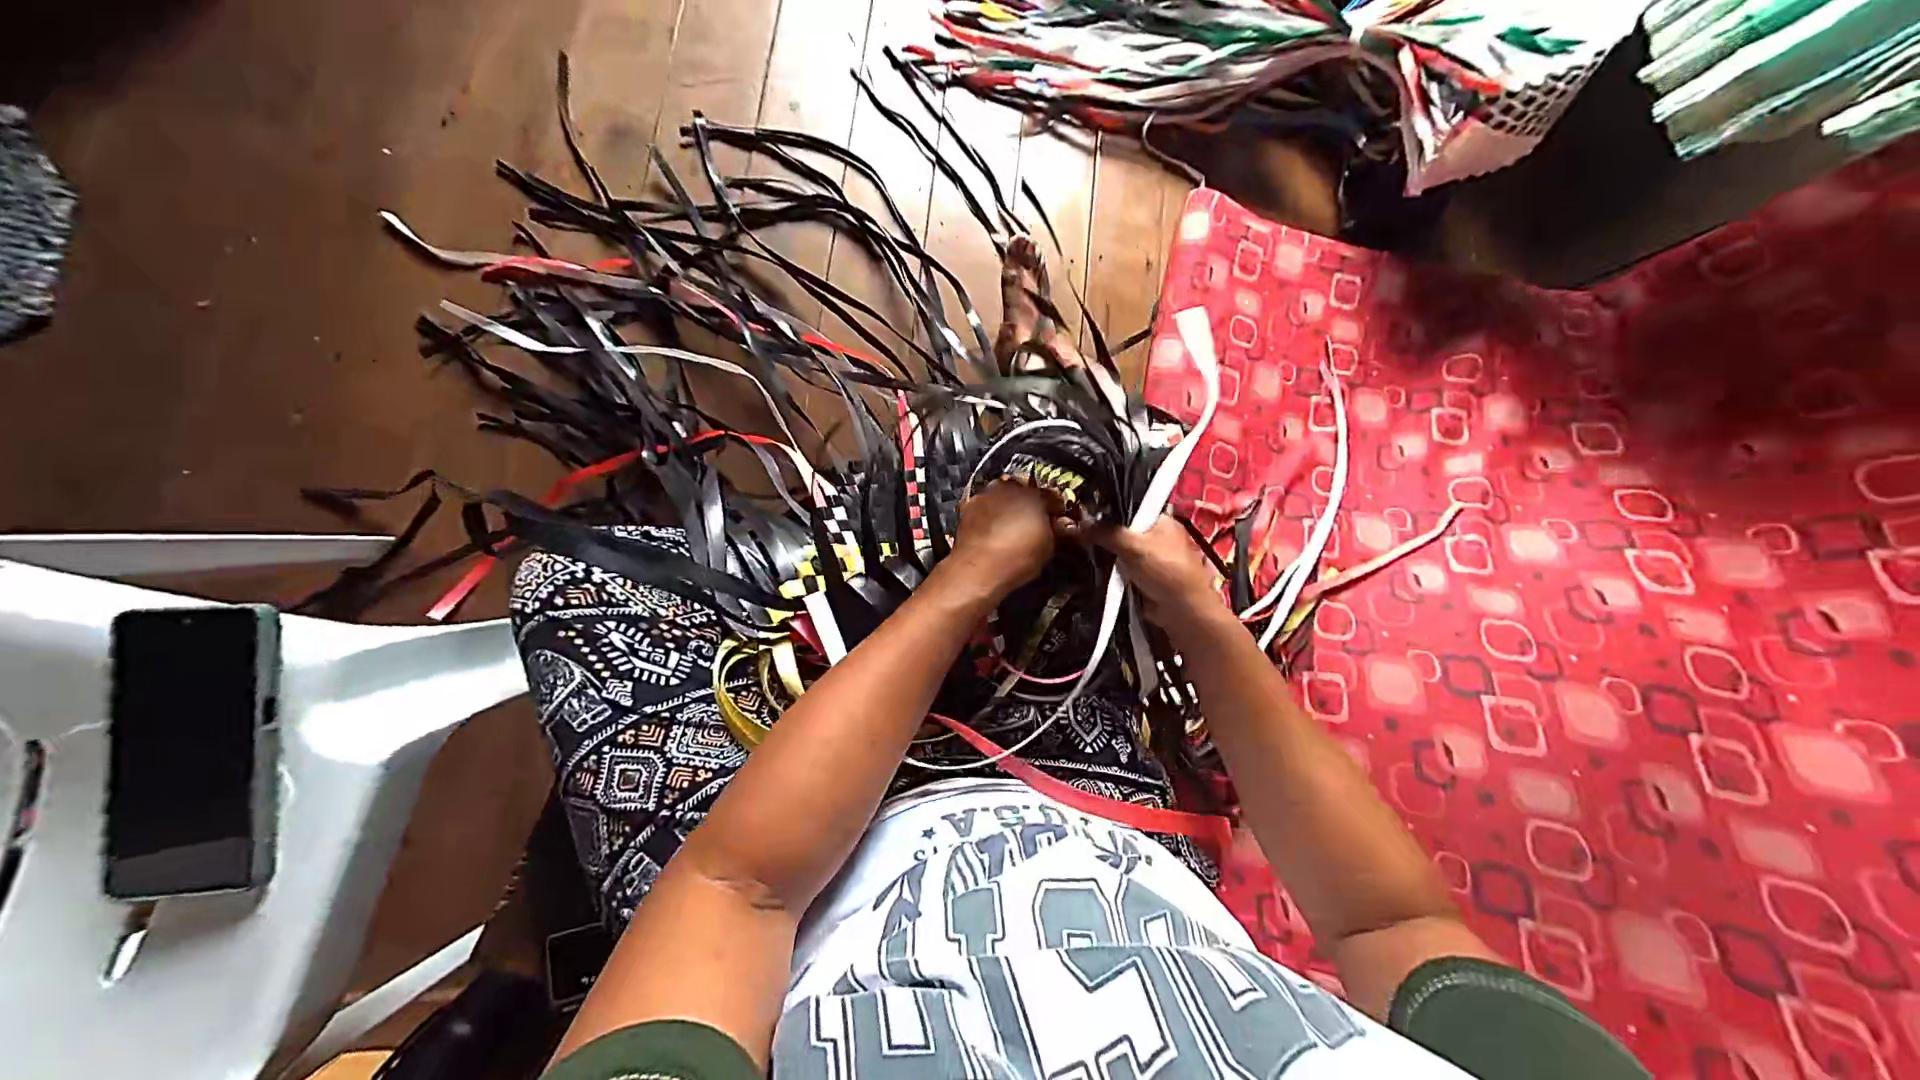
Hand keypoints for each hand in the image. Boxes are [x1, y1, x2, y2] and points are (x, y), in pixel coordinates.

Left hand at [944, 481, 1060, 596]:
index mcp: (1034, 494)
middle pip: (1025, 492)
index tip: (1056, 521)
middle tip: (1033, 525)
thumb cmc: (1014, 558)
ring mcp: (986, 495)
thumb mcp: (1048, 547)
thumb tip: (1057, 528)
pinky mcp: (967, 508)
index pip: (1051, 496)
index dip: (1055, 510)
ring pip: (1002, 498)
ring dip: (1007, 509)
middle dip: (1030, 506)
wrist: (978, 569)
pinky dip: (989, 516)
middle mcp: (1008, 488)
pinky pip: (984, 508)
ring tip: (1010, 531)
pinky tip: (992, 534)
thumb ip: (1055, 531)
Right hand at [1088, 516, 1226, 633]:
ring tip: (1078, 548)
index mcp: (1160, 519)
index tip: (1082, 513)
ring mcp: (1149, 557)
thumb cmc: (1163, 569)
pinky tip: (1091, 566)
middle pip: (1122, 529)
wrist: (1182, 610)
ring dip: (1104, 553)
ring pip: (1118, 550)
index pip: (1129, 507)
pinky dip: (1109, 569)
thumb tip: (1078, 524)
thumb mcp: (1133, 546)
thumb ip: (1106, 533)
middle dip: (1102, 534)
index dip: (1106, 509)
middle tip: (1076, 533)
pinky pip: (1119, 568)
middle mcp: (1156, 535)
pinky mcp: (1142, 577)